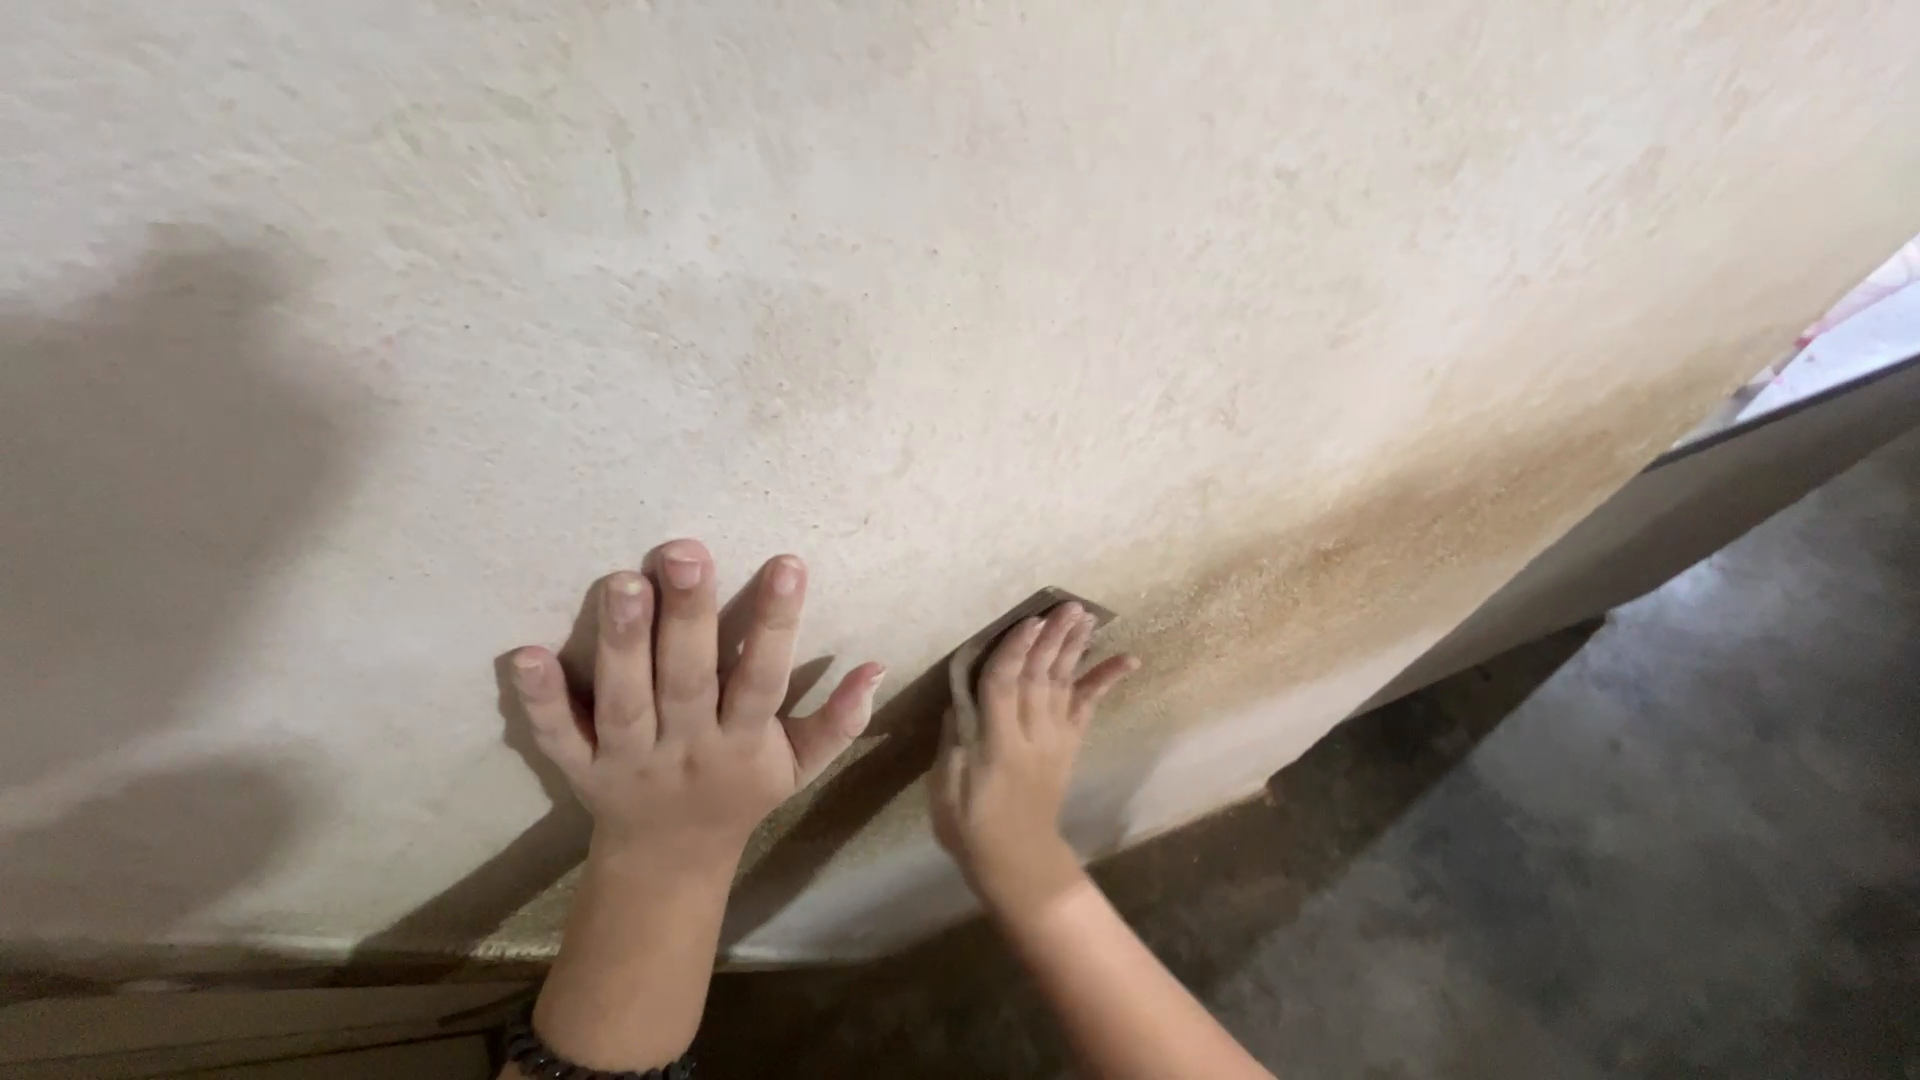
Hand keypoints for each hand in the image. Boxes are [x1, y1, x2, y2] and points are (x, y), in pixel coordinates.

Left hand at [511, 538, 885, 873]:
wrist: (670, 863)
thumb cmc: (741, 796)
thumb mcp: (800, 767)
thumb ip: (838, 720)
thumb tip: (877, 666)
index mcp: (743, 744)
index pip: (764, 679)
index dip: (777, 625)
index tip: (787, 563)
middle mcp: (687, 749)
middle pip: (688, 682)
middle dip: (688, 618)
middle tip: (685, 553)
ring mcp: (630, 762)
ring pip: (627, 702)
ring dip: (623, 644)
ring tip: (623, 582)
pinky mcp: (583, 770)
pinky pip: (561, 738)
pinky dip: (543, 702)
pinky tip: (523, 655)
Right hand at [929, 601, 1135, 913]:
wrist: (1019, 861)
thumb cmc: (971, 827)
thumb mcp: (946, 793)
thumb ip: (952, 746)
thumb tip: (957, 703)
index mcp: (998, 745)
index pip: (1004, 687)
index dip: (1015, 652)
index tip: (1028, 622)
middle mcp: (1031, 735)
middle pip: (1041, 677)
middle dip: (1053, 639)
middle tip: (1067, 605)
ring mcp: (1055, 740)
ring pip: (1064, 684)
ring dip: (1076, 649)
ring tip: (1086, 617)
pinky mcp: (1069, 745)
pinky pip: (1088, 707)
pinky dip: (1105, 681)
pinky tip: (1125, 660)